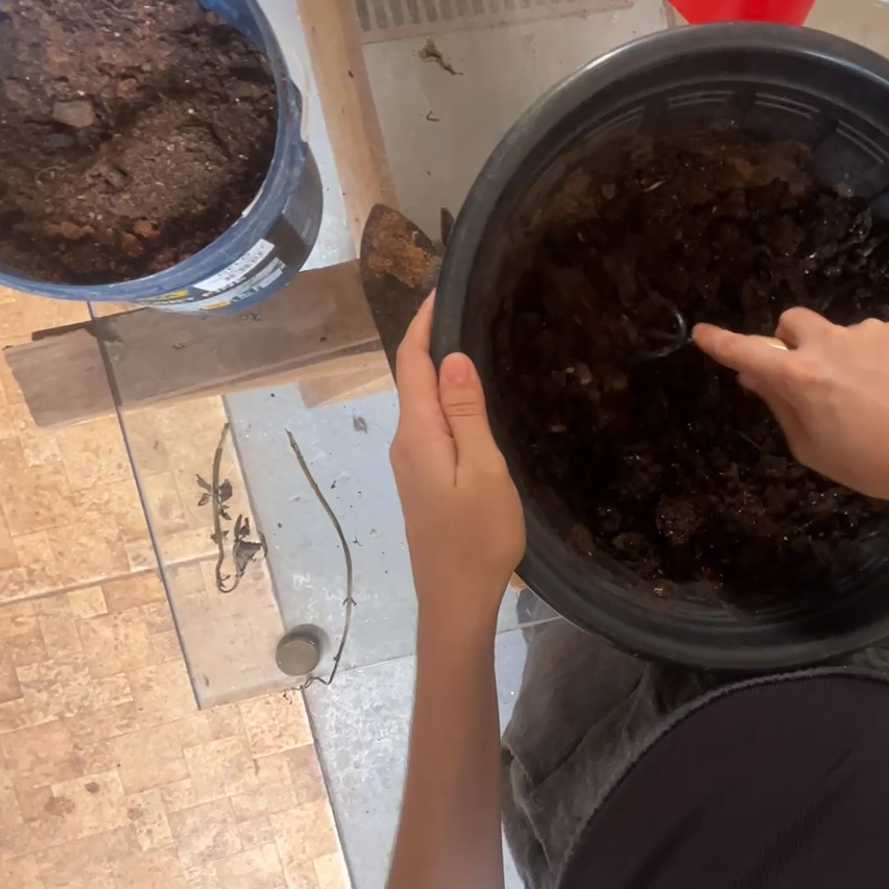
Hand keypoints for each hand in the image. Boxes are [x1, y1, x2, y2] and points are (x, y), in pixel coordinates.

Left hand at [390, 296, 525, 625]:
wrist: (456, 599)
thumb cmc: (477, 538)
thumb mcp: (483, 471)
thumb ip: (465, 414)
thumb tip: (452, 357)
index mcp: (419, 433)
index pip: (413, 362)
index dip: (424, 323)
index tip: (444, 288)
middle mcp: (406, 442)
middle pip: (414, 378)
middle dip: (433, 339)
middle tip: (471, 309)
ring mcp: (411, 464)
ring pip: (422, 404)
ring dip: (441, 371)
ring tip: (478, 345)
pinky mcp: (422, 481)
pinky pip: (430, 426)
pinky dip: (446, 401)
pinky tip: (473, 402)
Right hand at [693, 308, 888, 515]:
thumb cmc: (874, 465)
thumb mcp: (814, 449)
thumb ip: (781, 406)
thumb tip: (757, 376)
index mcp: (802, 378)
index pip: (748, 351)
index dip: (721, 343)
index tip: (702, 332)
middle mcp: (832, 343)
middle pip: (793, 322)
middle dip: (792, 342)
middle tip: (810, 375)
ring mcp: (873, 332)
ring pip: (842, 334)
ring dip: (844, 356)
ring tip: (873, 395)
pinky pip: (881, 338)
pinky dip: (881, 358)